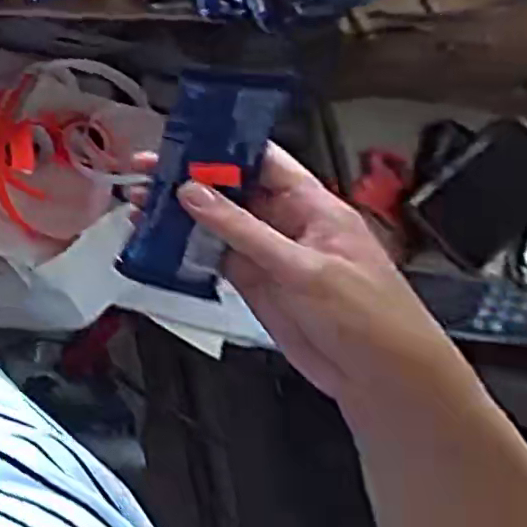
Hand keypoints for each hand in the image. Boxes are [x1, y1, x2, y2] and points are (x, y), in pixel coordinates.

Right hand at [131, 145, 481, 423]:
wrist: (388, 385)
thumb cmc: (375, 322)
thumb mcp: (306, 269)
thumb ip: (244, 230)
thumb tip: (193, 192)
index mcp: (311, 207)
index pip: (261, 161)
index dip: (221, 146)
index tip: (180, 140)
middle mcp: (283, 222)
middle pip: (226, 187)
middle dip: (184, 176)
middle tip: (144, 168)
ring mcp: (264, 250)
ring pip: (210, 218)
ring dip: (175, 209)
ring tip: (139, 202)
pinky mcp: (249, 278)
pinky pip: (207, 251)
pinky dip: (179, 244)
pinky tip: (154, 237)